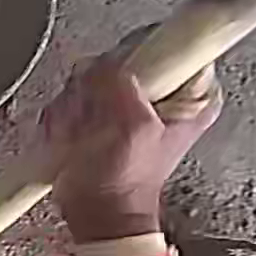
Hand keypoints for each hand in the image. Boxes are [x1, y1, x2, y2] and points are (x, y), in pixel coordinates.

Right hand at [40, 55, 221, 239]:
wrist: (98, 212)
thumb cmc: (125, 180)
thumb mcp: (132, 127)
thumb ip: (118, 83)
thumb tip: (97, 61)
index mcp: (189, 94)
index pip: (167, 43)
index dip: (135, 55)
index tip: (117, 81)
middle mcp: (160, 93)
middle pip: (117, 58)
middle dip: (95, 87)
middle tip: (96, 116)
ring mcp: (126, 103)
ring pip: (88, 77)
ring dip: (76, 105)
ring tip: (82, 134)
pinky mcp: (99, 114)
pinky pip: (72, 96)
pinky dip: (65, 115)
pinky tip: (72, 137)